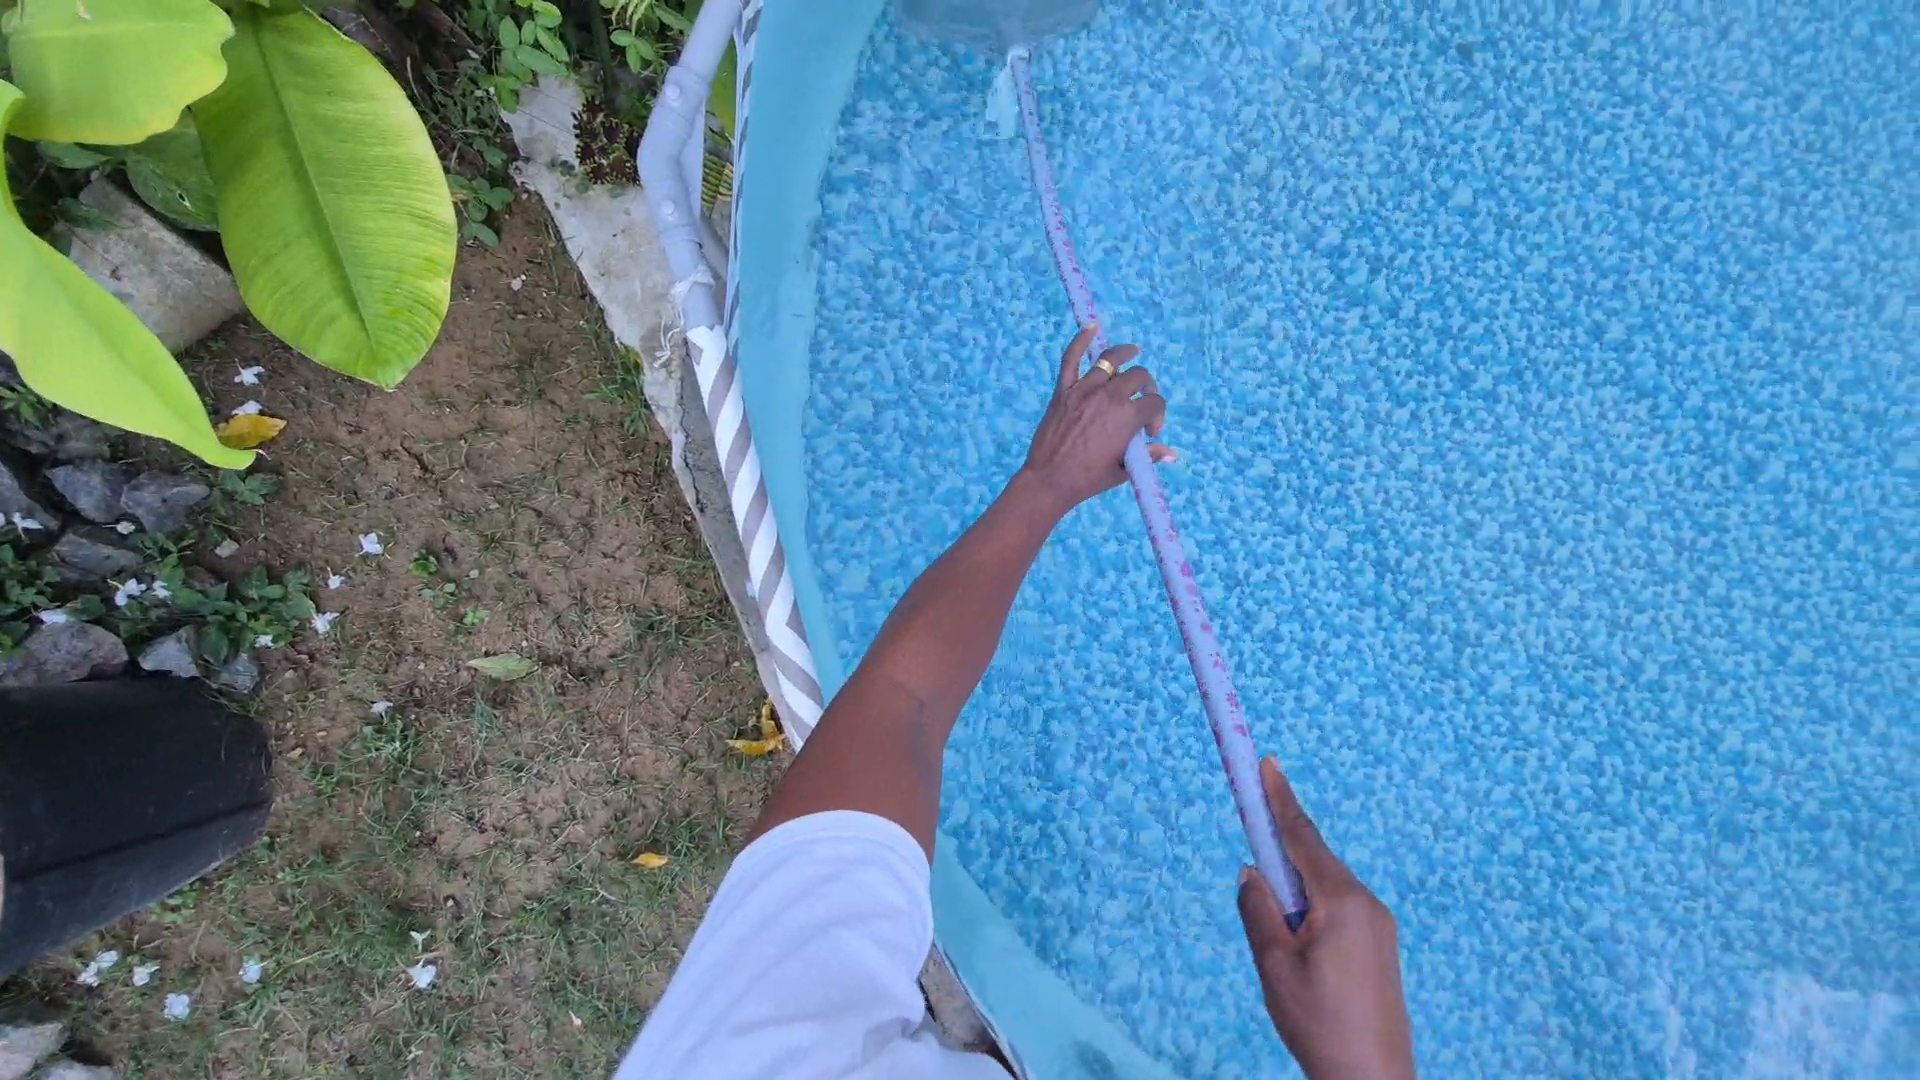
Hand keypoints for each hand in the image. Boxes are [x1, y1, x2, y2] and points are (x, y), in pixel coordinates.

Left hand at [1017, 323, 1174, 515]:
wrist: (1049, 480)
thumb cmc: (1088, 479)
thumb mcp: (1123, 470)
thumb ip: (1148, 456)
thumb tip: (1170, 454)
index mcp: (1128, 416)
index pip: (1154, 402)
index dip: (1157, 416)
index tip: (1149, 432)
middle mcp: (1110, 397)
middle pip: (1138, 377)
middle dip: (1146, 387)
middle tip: (1141, 399)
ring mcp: (1085, 390)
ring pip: (1110, 360)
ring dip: (1125, 353)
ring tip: (1133, 351)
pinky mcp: (1063, 391)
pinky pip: (1071, 359)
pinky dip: (1080, 341)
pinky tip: (1091, 327)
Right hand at [1238, 758, 1415, 1079]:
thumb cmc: (1319, 1023)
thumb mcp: (1273, 963)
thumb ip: (1258, 908)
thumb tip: (1252, 871)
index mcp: (1341, 901)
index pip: (1302, 835)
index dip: (1279, 797)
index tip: (1267, 762)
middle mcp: (1366, 903)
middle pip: (1313, 856)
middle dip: (1280, 844)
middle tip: (1253, 827)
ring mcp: (1377, 924)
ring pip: (1324, 882)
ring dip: (1292, 881)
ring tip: (1273, 920)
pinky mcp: (1378, 944)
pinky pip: (1336, 903)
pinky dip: (1309, 900)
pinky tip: (1295, 929)